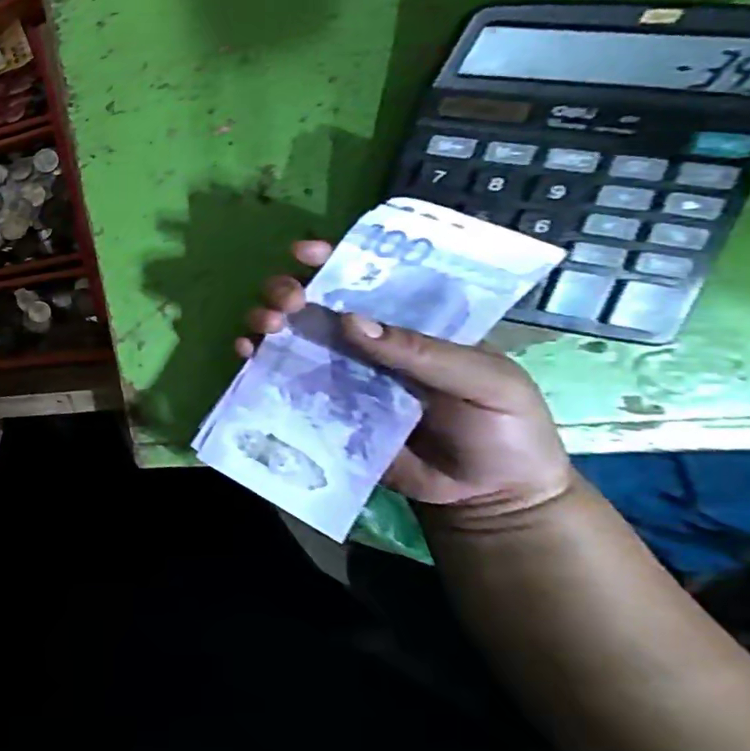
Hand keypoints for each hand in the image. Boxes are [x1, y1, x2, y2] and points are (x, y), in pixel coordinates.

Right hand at [239, 240, 571, 521]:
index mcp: (408, 319)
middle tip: (289, 300)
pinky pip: (281, 378)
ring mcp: (339, 371)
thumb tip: (350, 321)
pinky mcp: (323, 407)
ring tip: (267, 325)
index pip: (366, 276)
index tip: (306, 252)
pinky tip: (246, 353)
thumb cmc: (504, 428)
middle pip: (314, 299)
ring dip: (267, 317)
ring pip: (289, 332)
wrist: (491, 498)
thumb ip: (424, 352)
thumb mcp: (486, 381)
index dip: (333, 257)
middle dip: (289, 287)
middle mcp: (364, 338)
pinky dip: (256, 359)